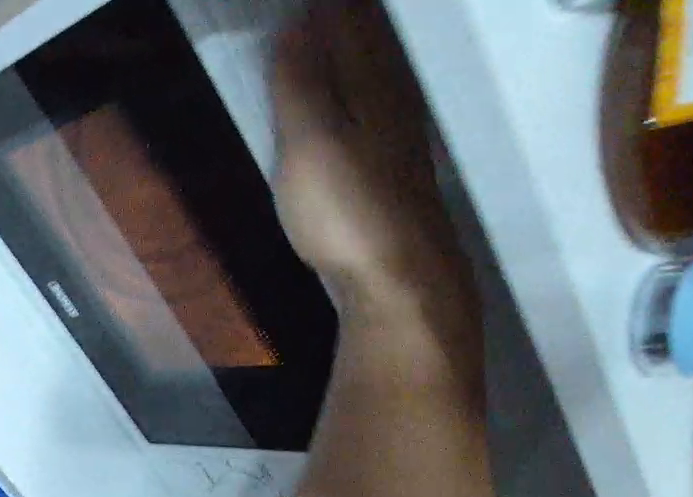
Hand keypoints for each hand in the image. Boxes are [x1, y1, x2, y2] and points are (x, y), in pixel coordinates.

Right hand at [271, 1, 466, 299]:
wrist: (397, 272)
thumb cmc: (344, 209)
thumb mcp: (310, 147)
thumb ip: (301, 89)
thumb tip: (295, 26)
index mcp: (370, 88)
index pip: (349, 26)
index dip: (328, 8)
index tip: (300, 1)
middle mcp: (392, 98)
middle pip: (372, 41)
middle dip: (348, 16)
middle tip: (319, 8)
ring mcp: (398, 132)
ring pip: (378, 68)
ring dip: (358, 44)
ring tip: (335, 24)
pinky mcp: (393, 163)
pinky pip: (377, 98)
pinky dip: (362, 80)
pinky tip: (354, 90)